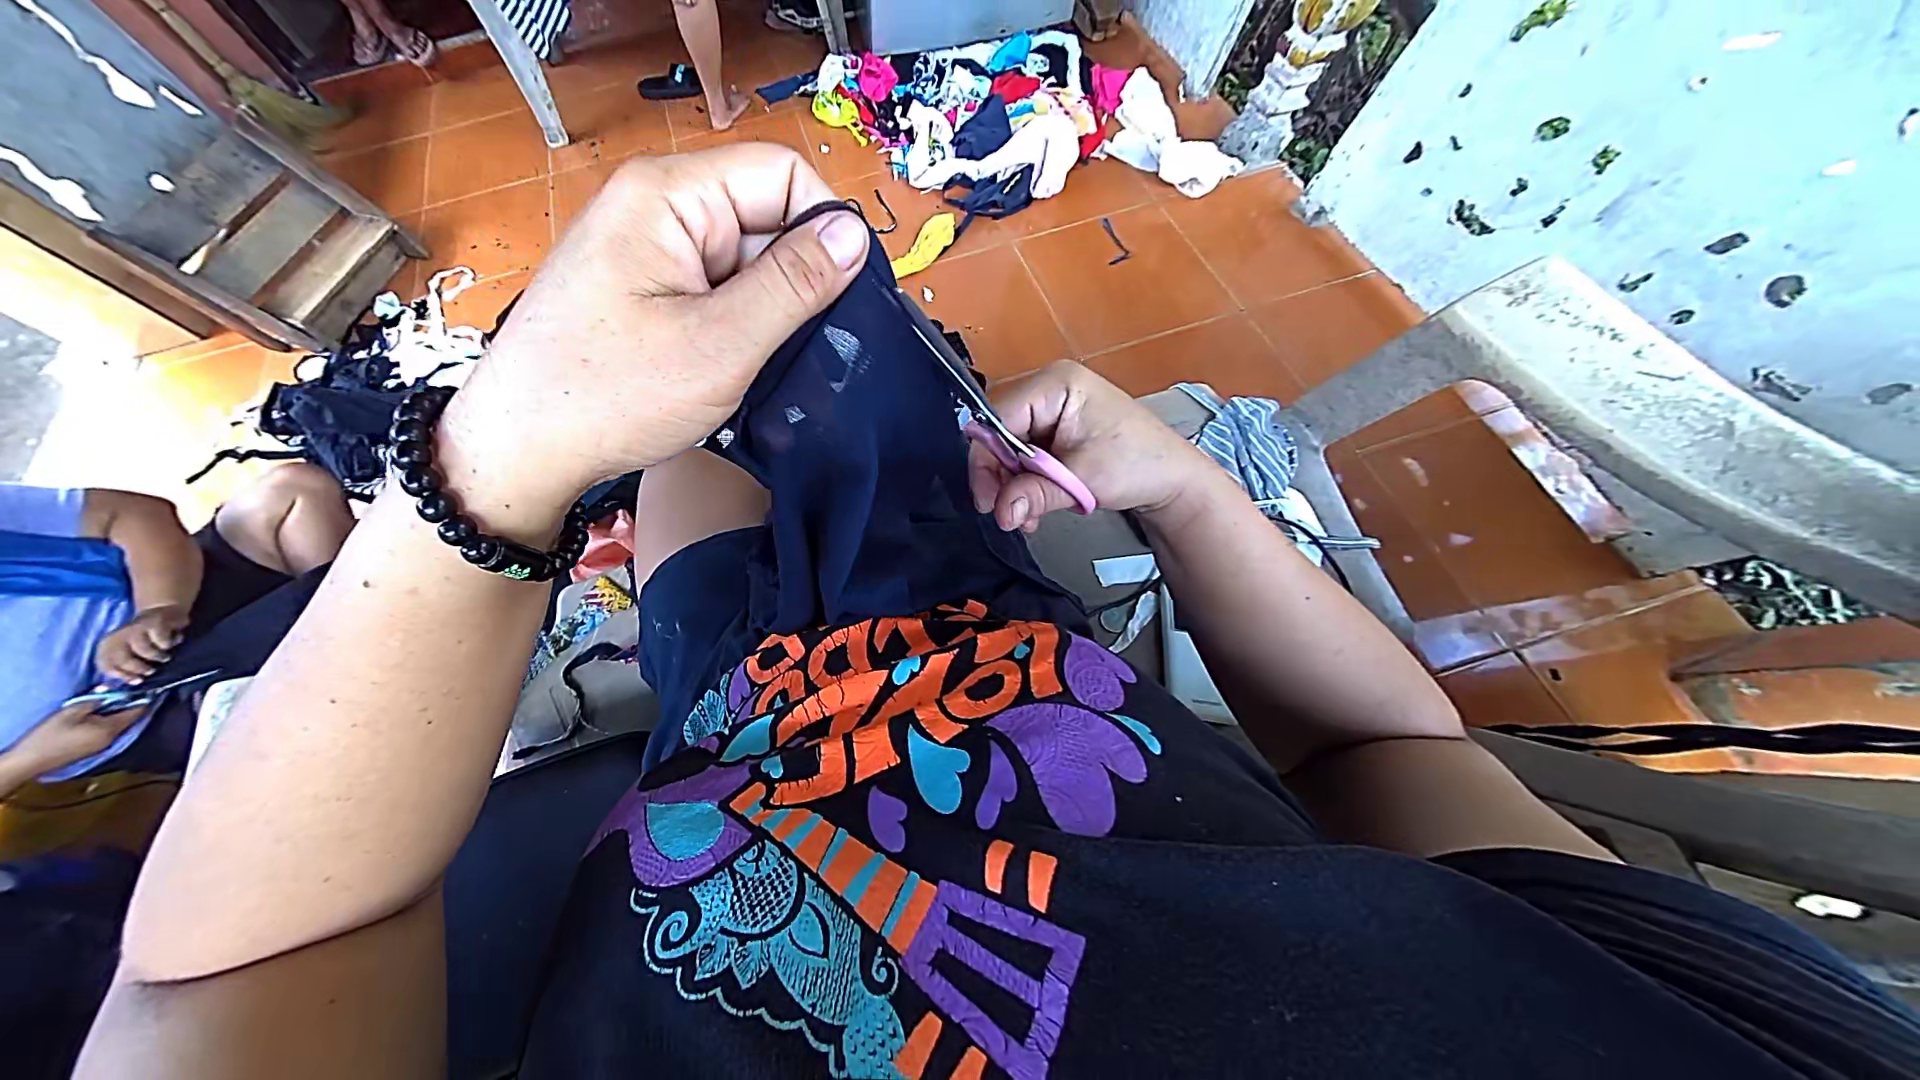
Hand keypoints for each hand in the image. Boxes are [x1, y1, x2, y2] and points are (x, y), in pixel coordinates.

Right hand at [2, 700, 143, 783]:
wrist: (28, 761)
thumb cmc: (49, 735)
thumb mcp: (70, 713)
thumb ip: (94, 701)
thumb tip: (111, 693)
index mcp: (112, 727)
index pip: (138, 711)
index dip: (143, 699)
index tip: (144, 689)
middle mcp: (114, 737)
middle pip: (130, 718)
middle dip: (128, 706)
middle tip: (122, 695)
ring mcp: (105, 745)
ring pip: (120, 725)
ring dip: (117, 715)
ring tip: (107, 705)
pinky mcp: (94, 749)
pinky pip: (109, 732)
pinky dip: (108, 724)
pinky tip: (95, 720)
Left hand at [96, 605, 190, 681]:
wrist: (163, 612)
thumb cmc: (147, 638)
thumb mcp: (130, 651)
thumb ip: (123, 666)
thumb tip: (111, 688)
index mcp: (106, 646)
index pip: (107, 665)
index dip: (122, 675)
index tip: (137, 681)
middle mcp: (117, 637)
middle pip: (124, 659)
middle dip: (140, 668)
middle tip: (153, 671)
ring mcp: (136, 630)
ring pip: (145, 651)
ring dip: (158, 656)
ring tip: (165, 657)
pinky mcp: (154, 624)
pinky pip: (163, 641)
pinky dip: (170, 644)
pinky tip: (174, 643)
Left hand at [435, 143, 870, 539]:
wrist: (527, 448)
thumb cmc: (610, 394)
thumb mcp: (722, 342)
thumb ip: (793, 284)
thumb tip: (853, 235)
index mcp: (669, 196)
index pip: (782, 173)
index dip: (825, 227)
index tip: (841, 294)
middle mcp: (660, 209)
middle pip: (767, 217)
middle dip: (796, 279)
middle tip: (795, 344)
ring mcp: (654, 251)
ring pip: (750, 262)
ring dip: (771, 310)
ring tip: (762, 360)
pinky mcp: (654, 289)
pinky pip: (723, 291)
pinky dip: (745, 325)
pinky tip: (740, 363)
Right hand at [968, 361, 1225, 532]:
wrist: (1172, 480)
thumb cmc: (1140, 464)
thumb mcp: (1083, 480)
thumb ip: (1036, 493)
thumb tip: (999, 512)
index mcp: (1056, 385)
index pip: (997, 418)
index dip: (987, 459)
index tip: (989, 500)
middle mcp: (1049, 390)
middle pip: (999, 434)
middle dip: (1001, 478)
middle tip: (1006, 514)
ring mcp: (1052, 411)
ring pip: (1009, 451)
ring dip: (1012, 487)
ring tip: (1026, 517)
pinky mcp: (1055, 432)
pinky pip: (1024, 457)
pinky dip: (1024, 485)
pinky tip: (1033, 509)